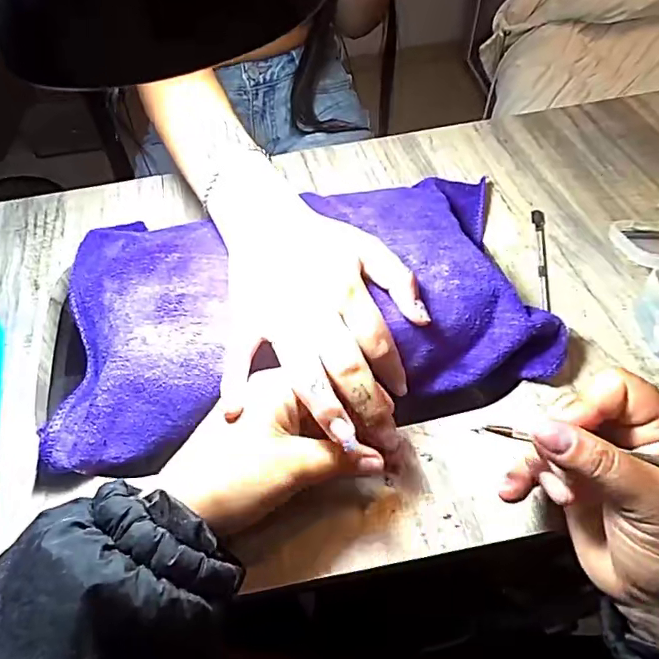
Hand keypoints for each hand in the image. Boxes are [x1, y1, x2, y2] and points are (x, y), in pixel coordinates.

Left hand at [157, 368, 382, 539]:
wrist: (183, 507)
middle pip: (331, 396)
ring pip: (320, 412)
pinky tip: (349, 455)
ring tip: (380, 453)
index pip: (337, 386)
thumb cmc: (235, 478)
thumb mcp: (292, 468)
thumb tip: (382, 458)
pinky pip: (305, 426)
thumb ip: (340, 459)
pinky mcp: (263, 428)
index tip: (399, 441)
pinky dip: (330, 440)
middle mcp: (273, 385)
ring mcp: (267, 406)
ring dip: (349, 432)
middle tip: (397, 450)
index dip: (372, 414)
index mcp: (278, 382)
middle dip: (365, 422)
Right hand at [220, 198, 430, 459]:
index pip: (377, 342)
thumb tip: (424, 321)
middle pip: (347, 366)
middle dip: (369, 405)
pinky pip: (239, 356)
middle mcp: (313, 310)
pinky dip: (234, 384)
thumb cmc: (318, 236)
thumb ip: (399, 279)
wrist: (263, 218)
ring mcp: (277, 319)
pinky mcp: (246, 321)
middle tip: (383, 438)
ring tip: (340, 440)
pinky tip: (236, 414)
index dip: (394, 372)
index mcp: (345, 290)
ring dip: (323, 408)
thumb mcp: (366, 246)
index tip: (401, 396)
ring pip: (304, 372)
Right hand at [498, 369, 658, 650]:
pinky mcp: (567, 480)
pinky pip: (532, 463)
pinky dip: (520, 475)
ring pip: (547, 435)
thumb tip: (546, 430)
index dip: (590, 404)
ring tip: (561, 497)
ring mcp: (593, 459)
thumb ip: (600, 463)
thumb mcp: (652, 504)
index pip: (617, 390)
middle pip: (573, 409)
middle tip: (566, 473)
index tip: (572, 432)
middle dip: (560, 440)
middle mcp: (624, 439)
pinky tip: (513, 490)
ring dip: (542, 464)